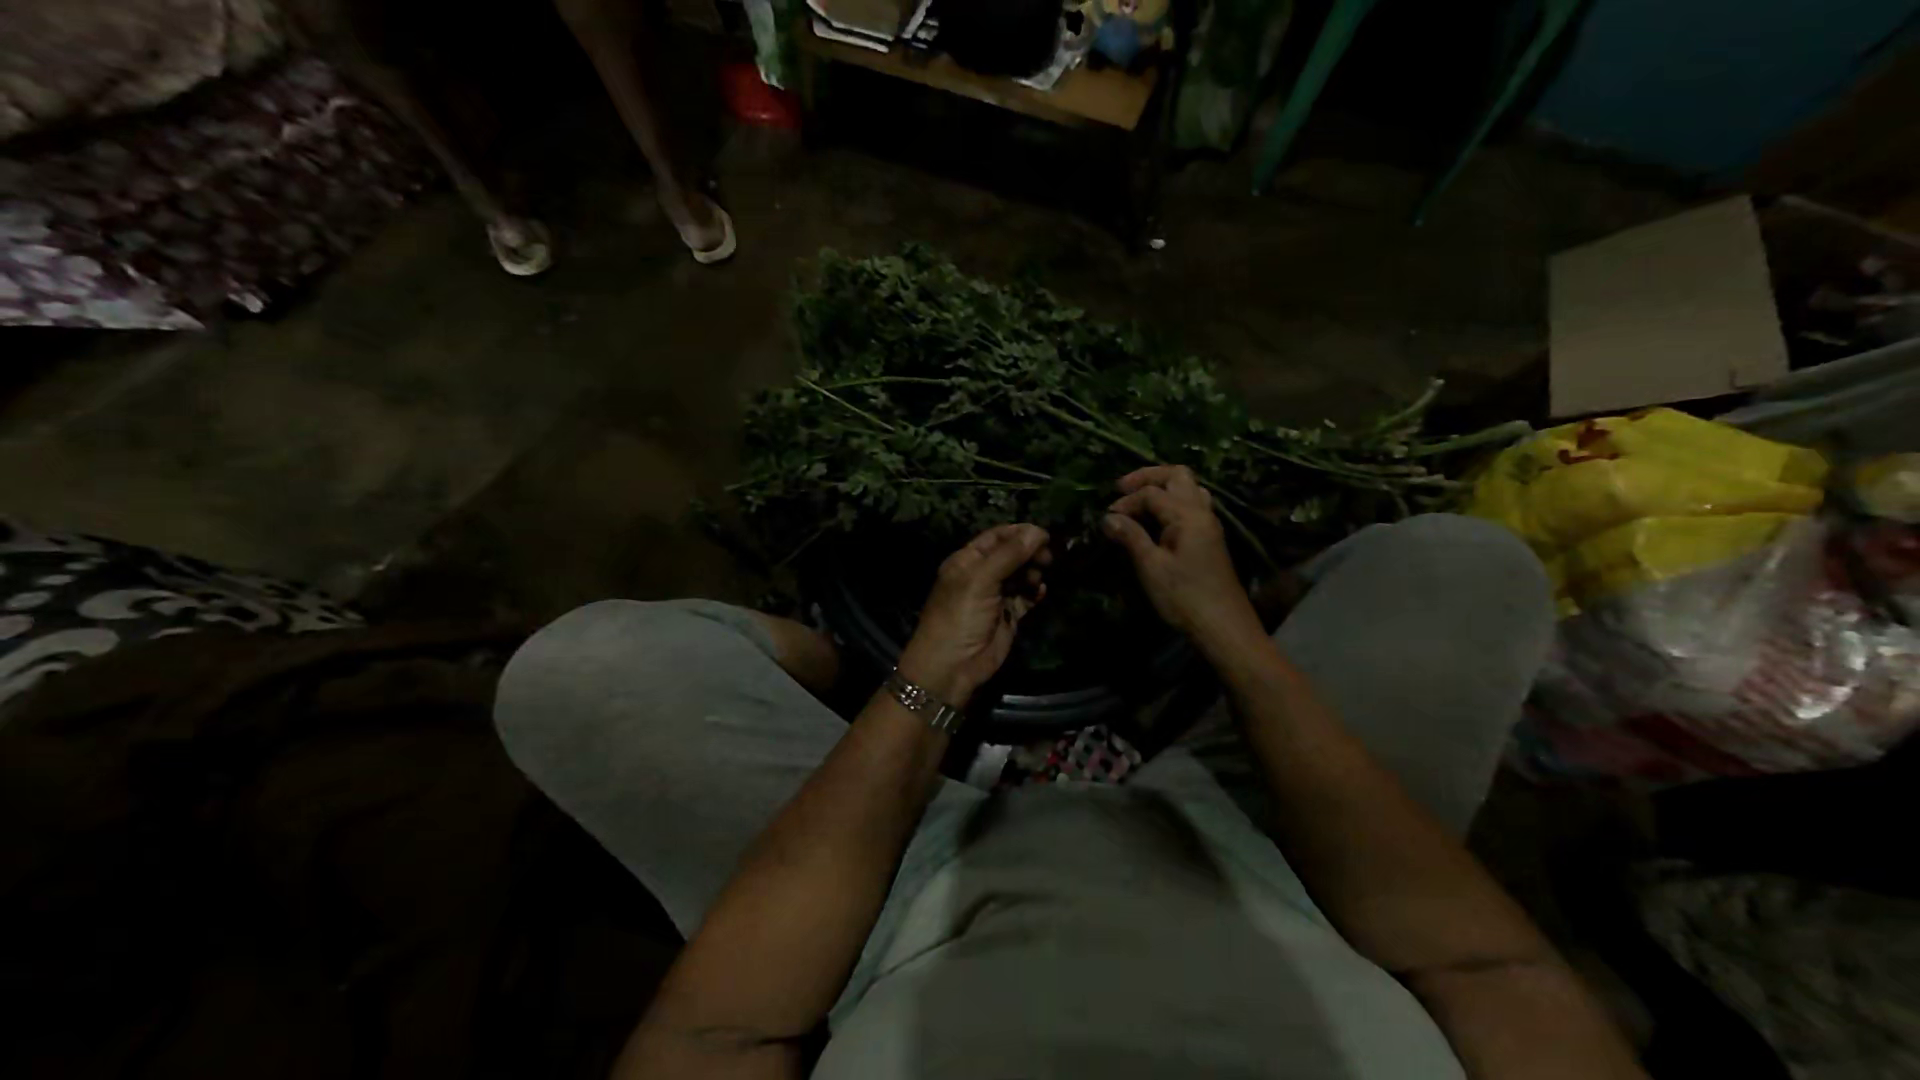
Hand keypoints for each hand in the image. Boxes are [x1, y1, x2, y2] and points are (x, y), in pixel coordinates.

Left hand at [898, 524, 1050, 707]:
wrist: (953, 666)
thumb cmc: (960, 617)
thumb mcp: (981, 580)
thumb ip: (1009, 555)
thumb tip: (1037, 531)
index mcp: (967, 561)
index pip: (996, 537)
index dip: (1019, 533)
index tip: (1043, 535)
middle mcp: (981, 575)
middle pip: (1011, 554)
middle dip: (1030, 552)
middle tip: (1047, 557)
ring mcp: (995, 596)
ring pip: (1020, 575)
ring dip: (1033, 571)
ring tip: (1039, 577)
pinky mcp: (1008, 616)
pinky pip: (1026, 597)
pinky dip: (1034, 592)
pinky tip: (1041, 591)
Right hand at [1102, 465, 1261, 645]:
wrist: (1223, 626)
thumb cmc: (1184, 597)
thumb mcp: (1151, 567)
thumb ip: (1131, 537)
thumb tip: (1109, 518)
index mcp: (1187, 515)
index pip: (1152, 493)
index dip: (1127, 501)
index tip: (1107, 519)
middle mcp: (1202, 512)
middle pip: (1178, 476)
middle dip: (1149, 477)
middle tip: (1123, 488)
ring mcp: (1209, 524)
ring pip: (1189, 489)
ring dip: (1163, 487)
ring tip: (1140, 500)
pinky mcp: (1210, 538)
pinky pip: (1192, 505)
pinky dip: (1172, 503)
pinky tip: (1157, 520)